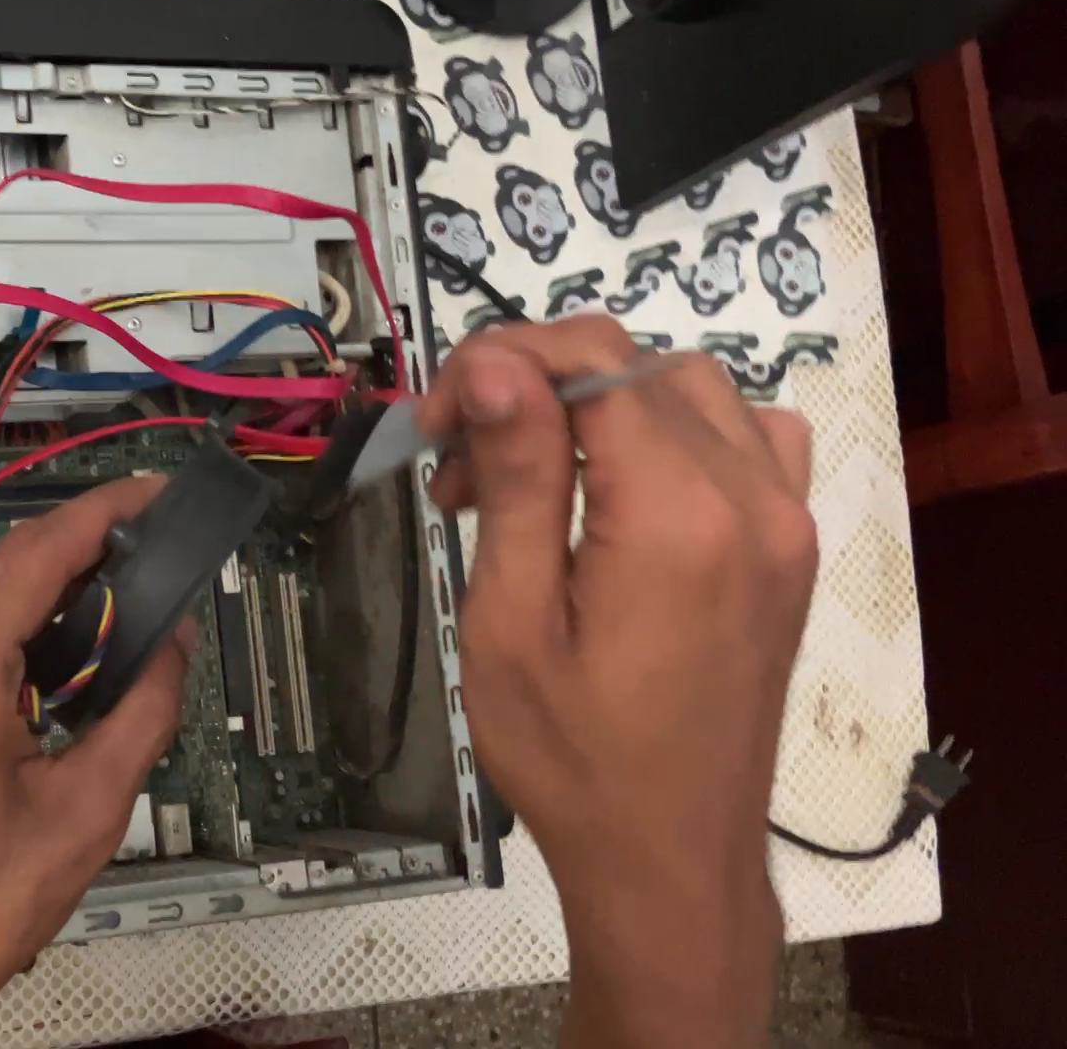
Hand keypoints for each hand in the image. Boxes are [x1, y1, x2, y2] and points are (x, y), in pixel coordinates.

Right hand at [418, 317, 816, 1048]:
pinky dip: (661, 429)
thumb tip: (493, 366)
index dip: (497, 364)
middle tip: (455, 463)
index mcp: (675, 515)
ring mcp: (784, 518)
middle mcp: (752, 496)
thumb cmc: (564, 748)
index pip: (591, 363)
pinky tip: (610, 484)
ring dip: (583, 407)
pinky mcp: (784, 546)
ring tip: (516, 478)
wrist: (665, 853)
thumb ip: (515, 481)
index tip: (430, 423)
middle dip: (527, 386)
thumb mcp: (510, 617)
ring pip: (683, 388)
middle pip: (633, 364)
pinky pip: (740, 436)